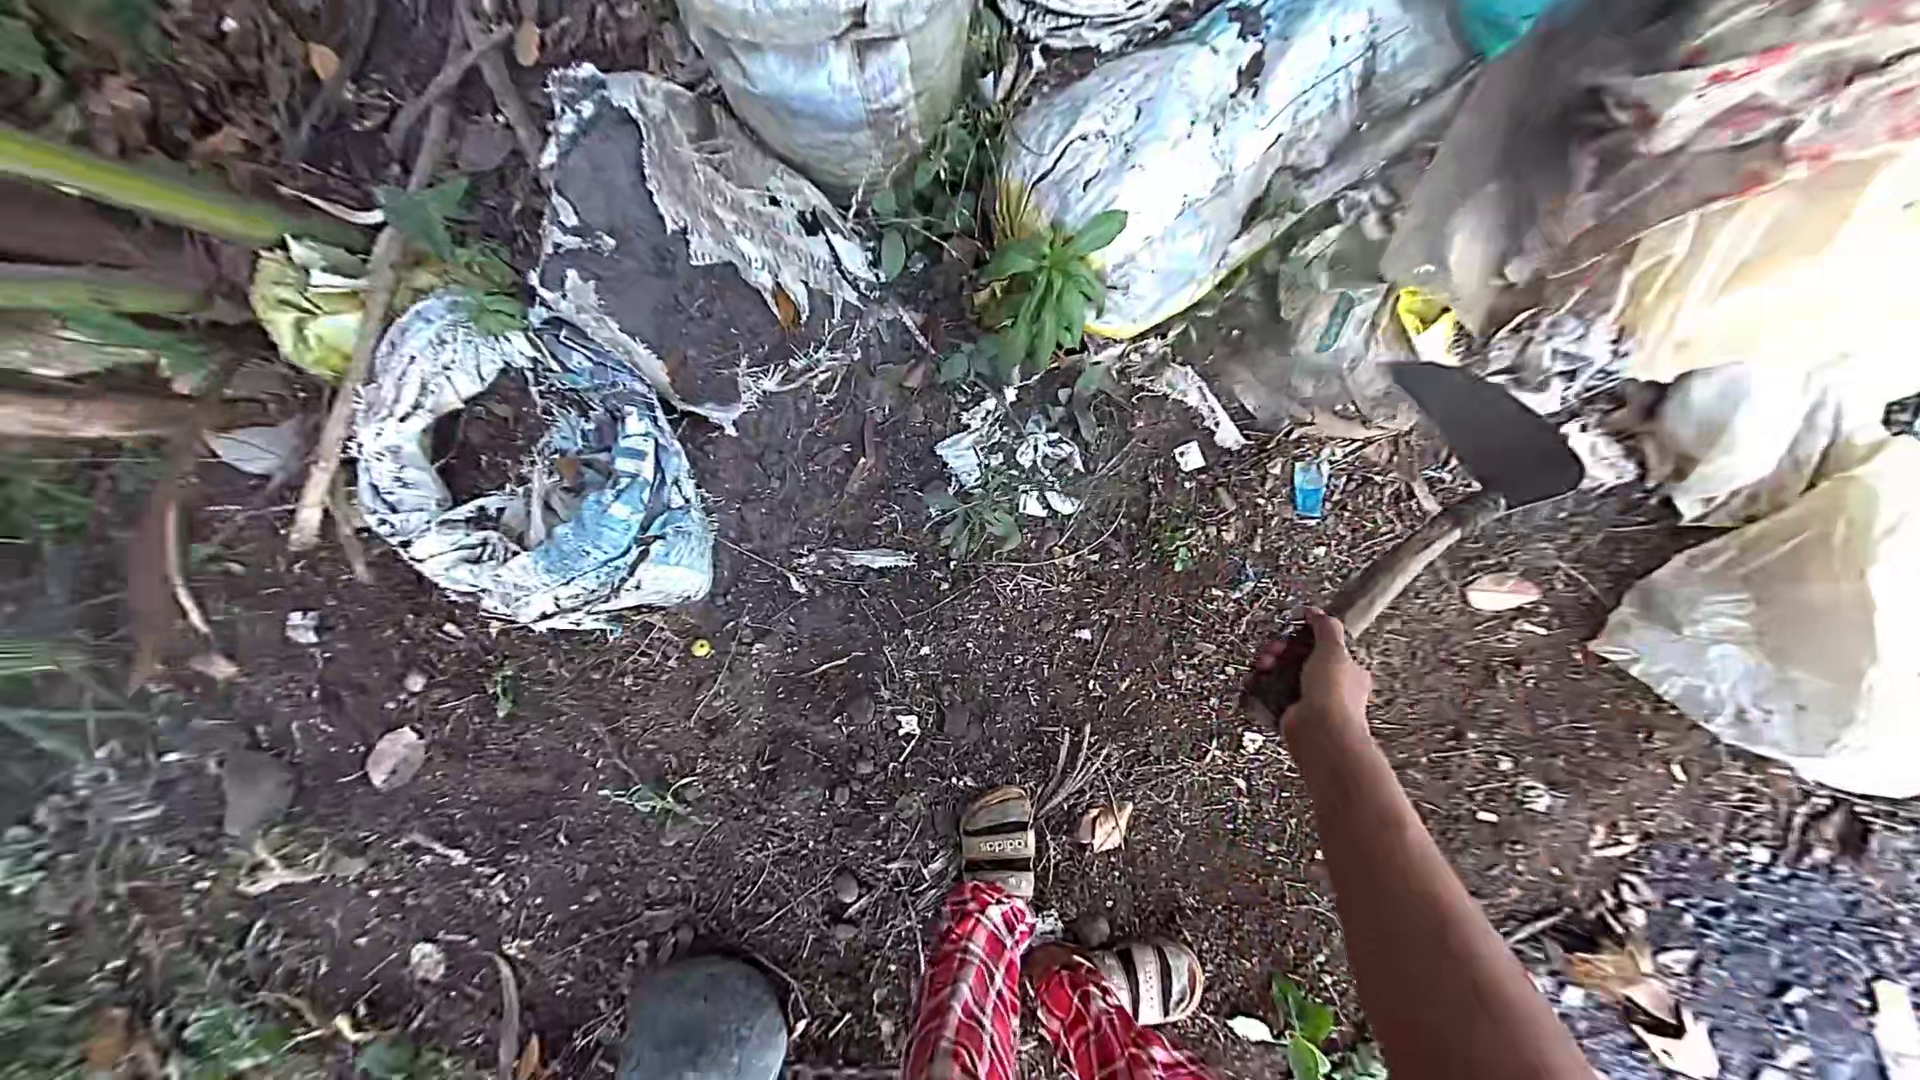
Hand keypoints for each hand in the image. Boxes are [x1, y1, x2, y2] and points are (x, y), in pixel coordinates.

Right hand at [1251, 609, 1370, 736]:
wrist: (1320, 733)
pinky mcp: (1289, 711)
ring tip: (1263, 666)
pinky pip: (1269, 692)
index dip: (1304, 636)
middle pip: (1297, 658)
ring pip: (1281, 674)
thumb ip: (1325, 628)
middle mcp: (1328, 685)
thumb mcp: (1334, 650)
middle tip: (1273, 650)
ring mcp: (1308, 698)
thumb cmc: (1335, 696)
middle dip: (1280, 650)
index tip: (1291, 631)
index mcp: (1346, 669)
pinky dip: (1259, 685)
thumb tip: (1318, 613)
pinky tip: (1256, 681)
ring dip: (1268, 666)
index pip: (1323, 645)